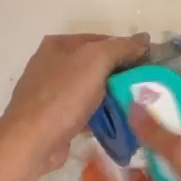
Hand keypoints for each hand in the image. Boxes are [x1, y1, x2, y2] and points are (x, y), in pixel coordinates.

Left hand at [0, 33, 149, 169]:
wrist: (33, 141)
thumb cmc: (63, 96)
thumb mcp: (95, 62)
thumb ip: (121, 48)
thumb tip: (144, 39)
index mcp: (58, 45)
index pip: (100, 40)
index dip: (125, 49)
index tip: (147, 63)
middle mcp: (51, 65)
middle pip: (95, 65)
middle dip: (119, 75)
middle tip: (145, 86)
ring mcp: (50, 93)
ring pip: (90, 90)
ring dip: (111, 97)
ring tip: (136, 105)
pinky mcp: (54, 118)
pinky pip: (83, 112)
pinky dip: (99, 116)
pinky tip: (117, 123)